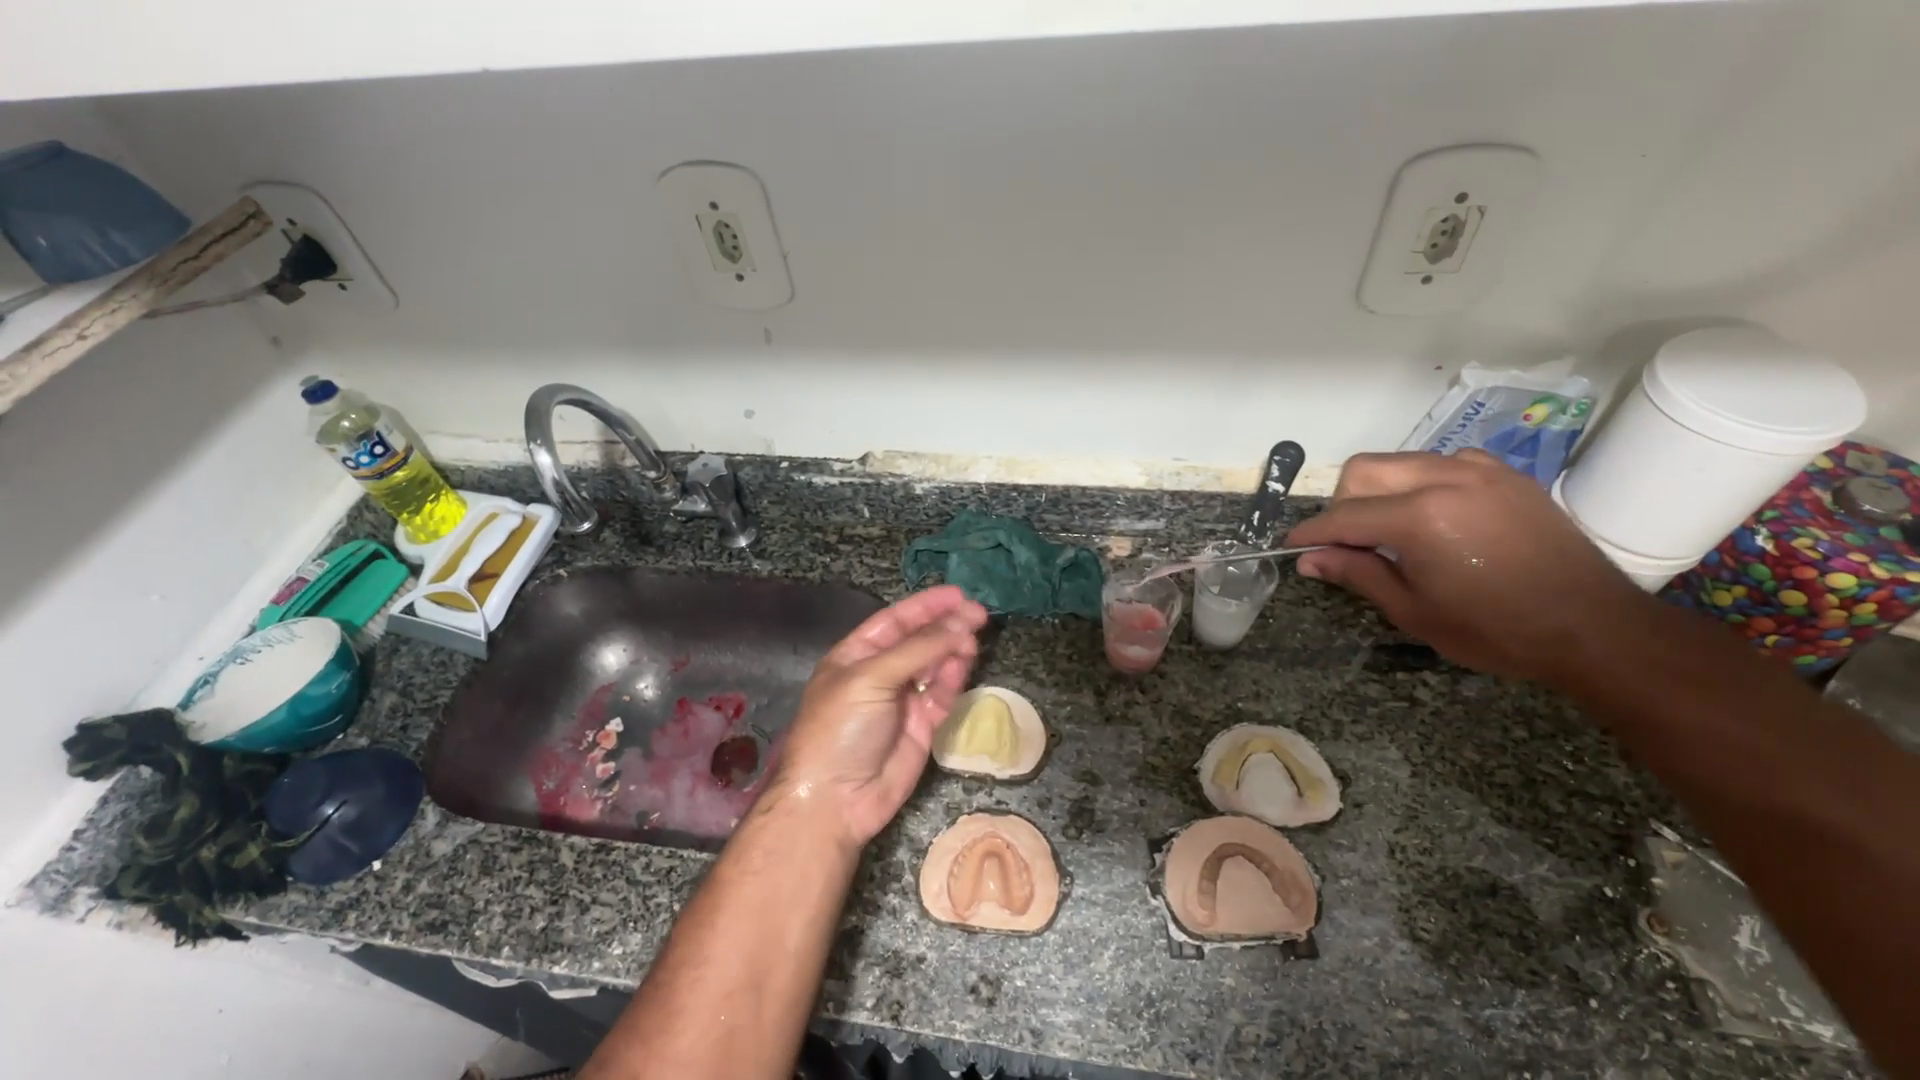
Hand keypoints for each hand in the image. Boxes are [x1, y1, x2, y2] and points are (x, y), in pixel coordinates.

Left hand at [762, 586, 988, 848]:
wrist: (837, 800)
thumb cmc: (840, 729)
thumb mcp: (870, 679)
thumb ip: (917, 649)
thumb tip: (959, 623)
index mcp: (856, 655)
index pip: (896, 620)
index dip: (926, 606)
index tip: (959, 594)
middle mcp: (880, 673)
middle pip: (921, 640)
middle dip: (947, 626)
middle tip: (978, 616)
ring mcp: (902, 700)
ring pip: (936, 666)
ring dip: (954, 651)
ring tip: (971, 642)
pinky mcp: (922, 726)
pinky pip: (943, 694)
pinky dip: (954, 680)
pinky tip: (962, 667)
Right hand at [1285, 450, 1656, 683]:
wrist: (1592, 626)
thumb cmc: (1495, 630)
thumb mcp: (1414, 611)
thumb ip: (1358, 574)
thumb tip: (1311, 559)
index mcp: (1419, 518)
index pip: (1343, 516)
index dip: (1312, 533)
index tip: (1292, 546)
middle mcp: (1445, 479)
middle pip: (1364, 470)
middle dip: (1343, 502)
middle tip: (1346, 542)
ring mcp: (1480, 470)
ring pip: (1402, 461)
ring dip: (1380, 490)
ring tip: (1389, 530)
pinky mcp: (1506, 475)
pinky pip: (1444, 464)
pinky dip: (1422, 484)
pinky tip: (1434, 517)